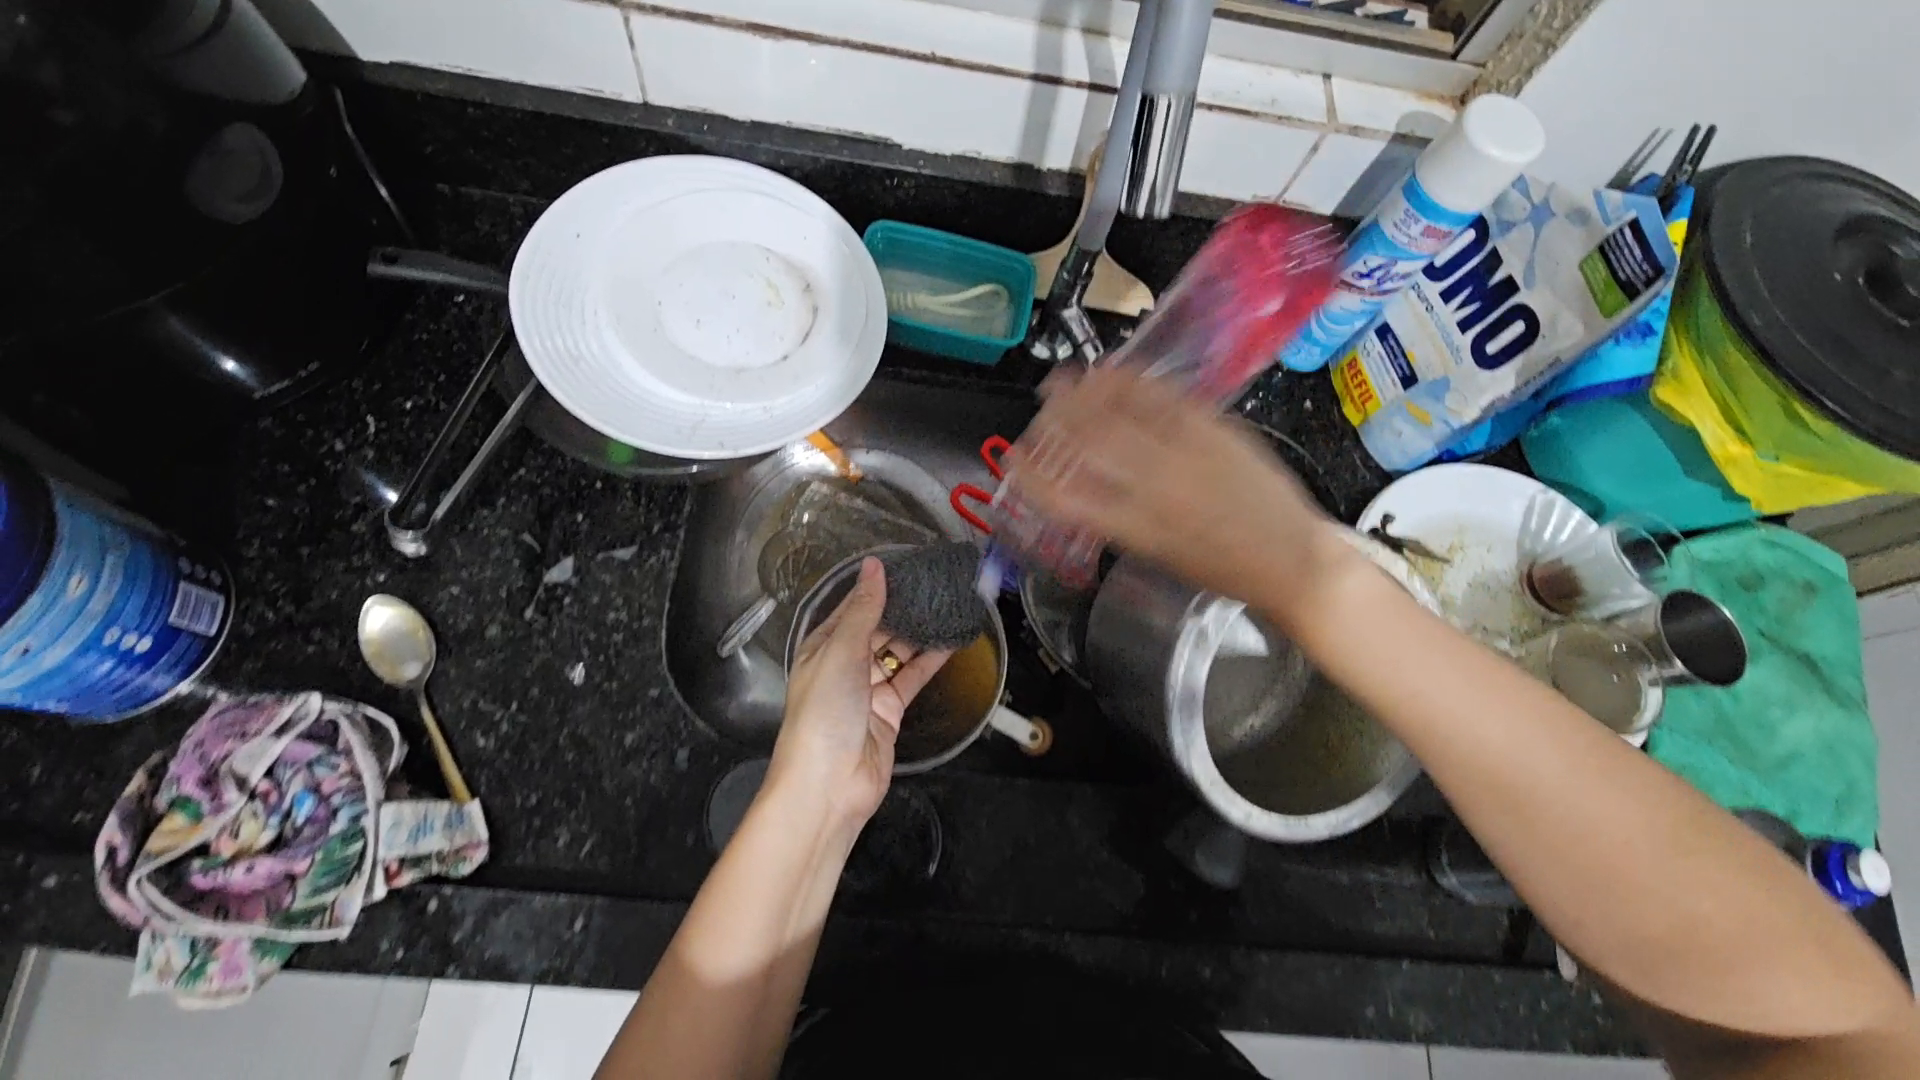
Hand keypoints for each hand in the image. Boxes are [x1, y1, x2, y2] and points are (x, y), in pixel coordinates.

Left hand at [767, 558, 951, 831]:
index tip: (908, 567)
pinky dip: (930, 661)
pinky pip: (912, 678)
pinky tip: (951, 642)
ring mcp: (868, 689)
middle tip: (937, 585)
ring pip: (898, 653)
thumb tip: (874, 565)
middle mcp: (843, 664)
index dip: (876, 588)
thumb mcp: (840, 651)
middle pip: (877, 629)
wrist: (829, 785)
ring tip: (949, 606)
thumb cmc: (825, 711)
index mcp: (822, 646)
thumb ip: (863, 609)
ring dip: (920, 633)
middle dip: (903, 609)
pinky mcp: (889, 711)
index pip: (852, 608)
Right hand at [1007, 364, 1354, 625]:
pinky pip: (1161, 397)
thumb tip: (1088, 485)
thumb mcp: (1158, 555)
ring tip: (1062, 383)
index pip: (1065, 497)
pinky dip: (1128, 381)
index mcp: (1135, 528)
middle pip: (1087, 441)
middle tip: (1040, 411)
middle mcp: (1155, 487)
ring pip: (1119, 412)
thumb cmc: (1222, 569)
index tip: (1013, 460)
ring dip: (1082, 394)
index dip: (1030, 476)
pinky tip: (1109, 372)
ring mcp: (1186, 452)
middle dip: (1053, 422)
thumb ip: (1119, 519)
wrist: (1291, 559)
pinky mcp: (1214, 428)